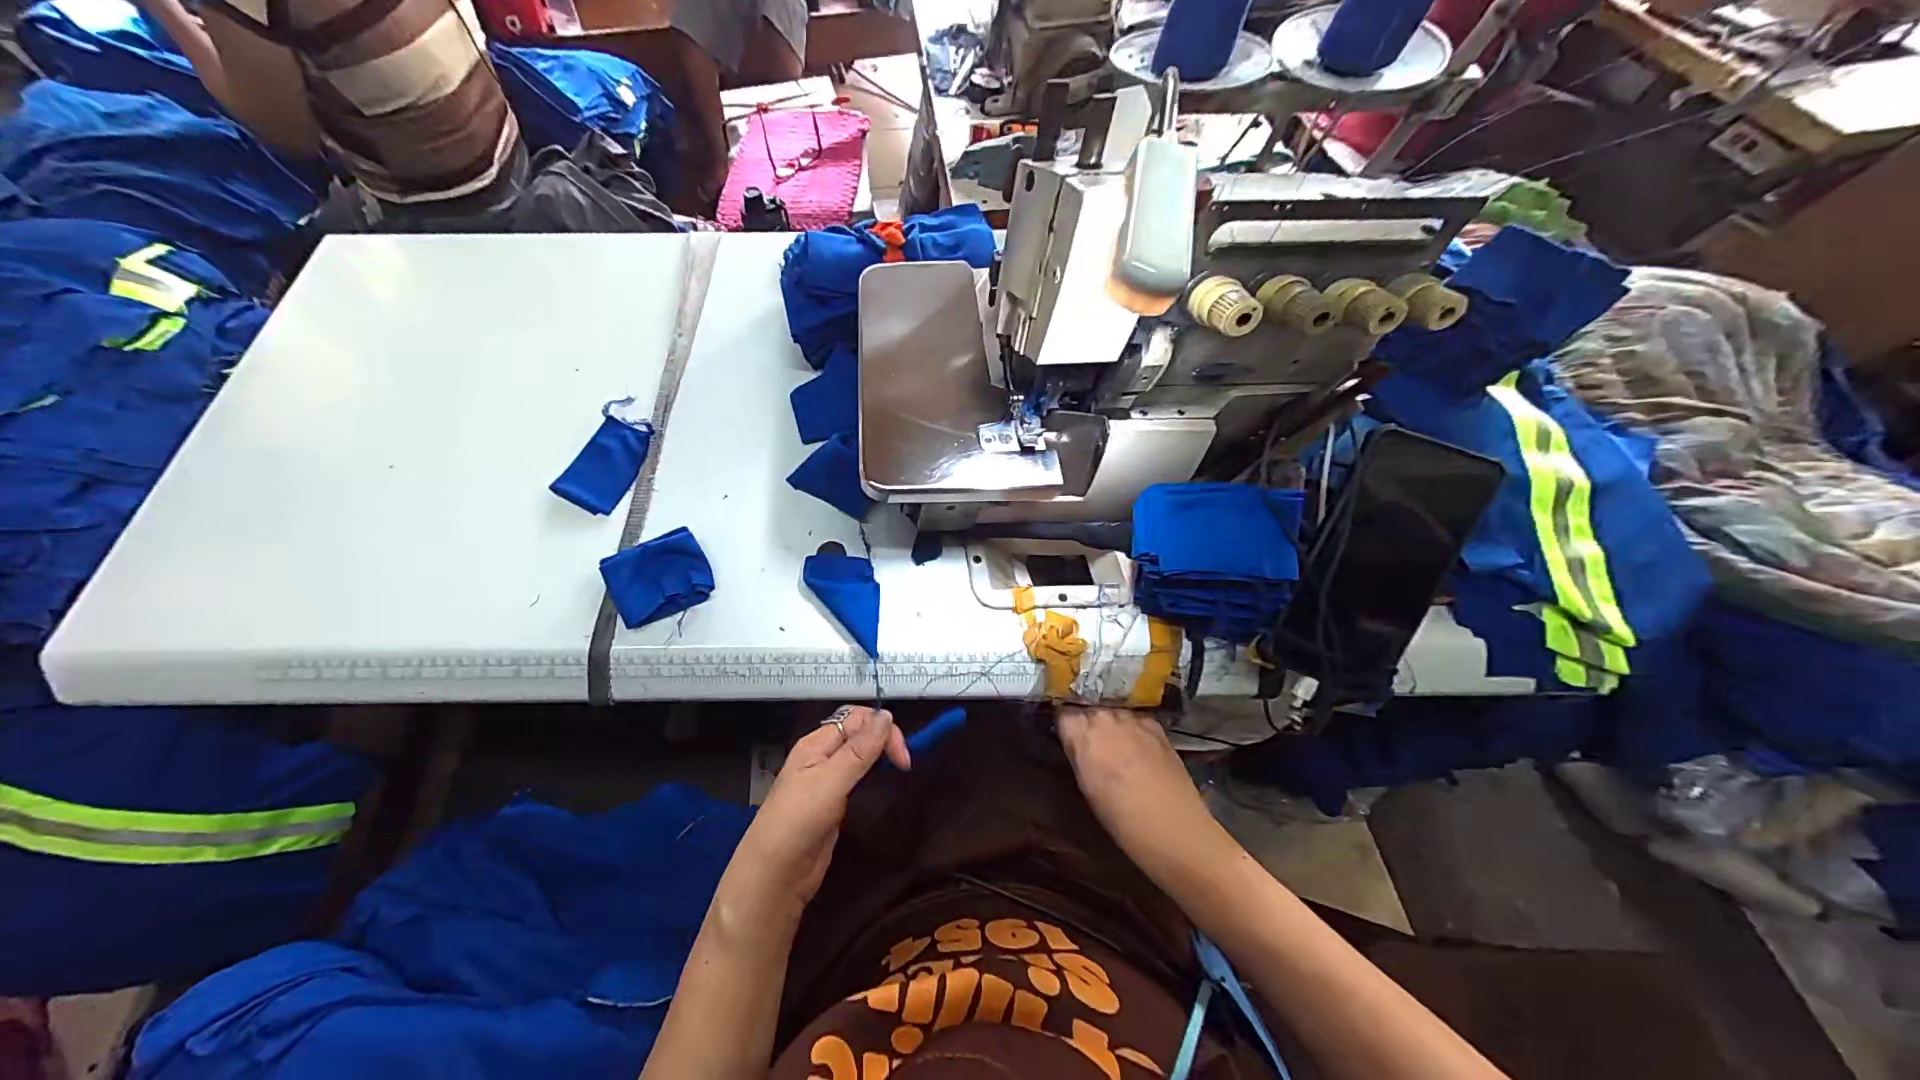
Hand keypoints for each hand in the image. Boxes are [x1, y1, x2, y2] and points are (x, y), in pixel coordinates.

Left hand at [726, 705, 909, 913]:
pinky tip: (882, 784)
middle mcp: (822, 757)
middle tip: (903, 764)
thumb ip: (860, 749)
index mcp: (816, 743)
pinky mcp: (834, 803)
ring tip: (898, 769)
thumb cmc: (798, 821)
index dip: (883, 729)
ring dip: (880, 756)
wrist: (776, 874)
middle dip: (884, 740)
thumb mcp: (831, 780)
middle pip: (860, 733)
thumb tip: (887, 715)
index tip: (902, 756)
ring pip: (860, 755)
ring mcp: (828, 781)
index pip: (857, 719)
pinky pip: (857, 778)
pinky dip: (873, 776)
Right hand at [1056, 707, 1235, 875]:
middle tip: (1094, 747)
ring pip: (1114, 713)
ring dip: (1112, 725)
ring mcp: (1134, 721)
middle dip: (1089, 725)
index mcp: (1084, 737)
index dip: (1067, 727)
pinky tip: (1140, 747)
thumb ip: (1079, 756)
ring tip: (1118, 747)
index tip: (1069, 740)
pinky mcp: (1157, 727)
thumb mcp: (1086, 787)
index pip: (1064, 715)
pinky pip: (1137, 720)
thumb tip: (1077, 744)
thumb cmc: (1121, 818)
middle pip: (1090, 711)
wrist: (1173, 826)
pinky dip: (1134, 729)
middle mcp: (1106, 720)